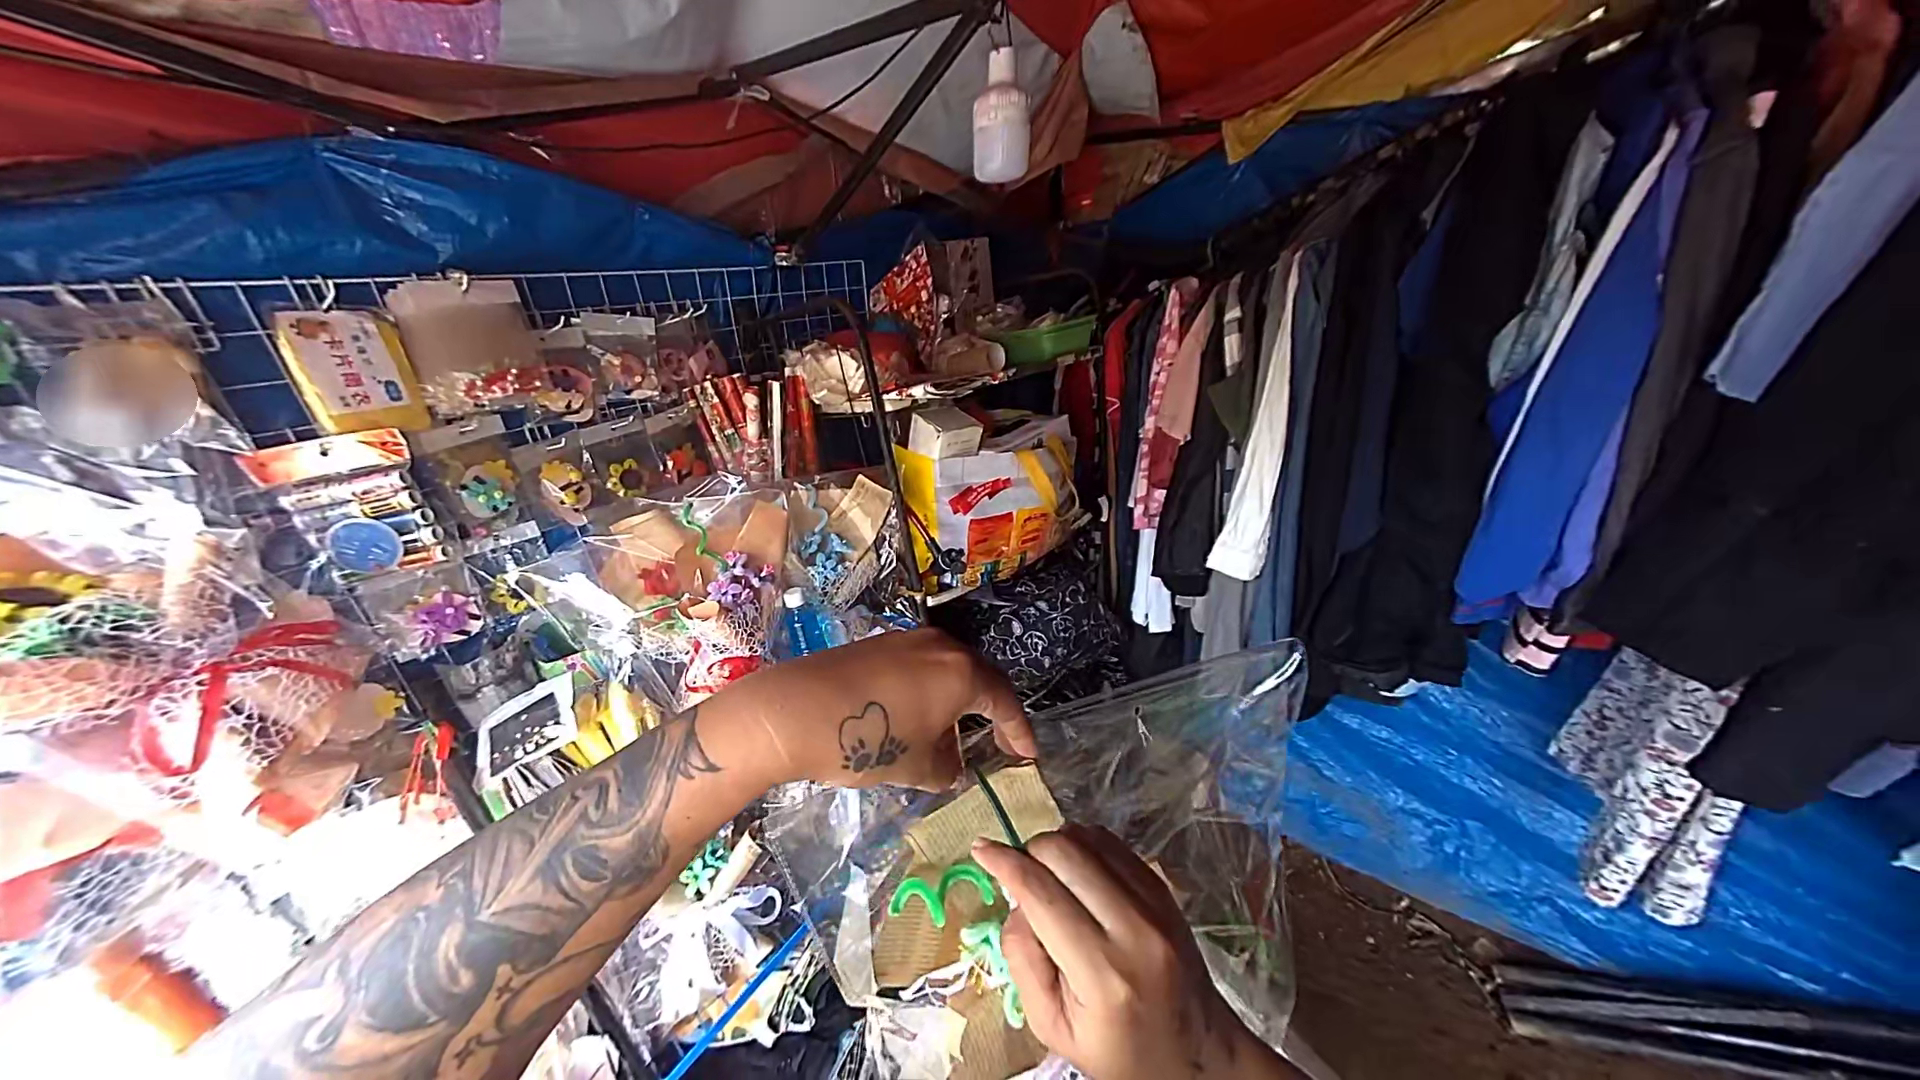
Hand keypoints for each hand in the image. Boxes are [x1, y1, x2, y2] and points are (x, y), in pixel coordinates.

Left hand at [721, 628, 1033, 790]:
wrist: (794, 711)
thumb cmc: (870, 741)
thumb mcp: (917, 767)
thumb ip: (947, 768)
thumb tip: (952, 765)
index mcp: (962, 672)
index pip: (1004, 700)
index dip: (1019, 730)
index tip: (1027, 754)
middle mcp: (940, 646)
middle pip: (978, 678)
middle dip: (990, 712)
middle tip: (997, 743)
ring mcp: (906, 640)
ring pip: (947, 670)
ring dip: (957, 702)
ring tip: (951, 737)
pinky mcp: (878, 644)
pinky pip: (919, 667)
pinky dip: (929, 691)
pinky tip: (915, 717)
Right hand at [972, 826, 1300, 1079]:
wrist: (1196, 1051)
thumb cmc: (1117, 1047)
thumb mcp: (1052, 1026)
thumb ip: (1022, 958)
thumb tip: (1016, 897)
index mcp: (1103, 973)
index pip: (1040, 893)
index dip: (1003, 862)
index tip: (980, 848)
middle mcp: (1134, 927)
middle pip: (1062, 850)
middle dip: (1029, 853)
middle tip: (1022, 878)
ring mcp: (1155, 901)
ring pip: (1086, 836)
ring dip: (1056, 847)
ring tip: (1052, 880)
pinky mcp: (1162, 886)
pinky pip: (1109, 841)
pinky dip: (1083, 846)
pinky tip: (1079, 875)